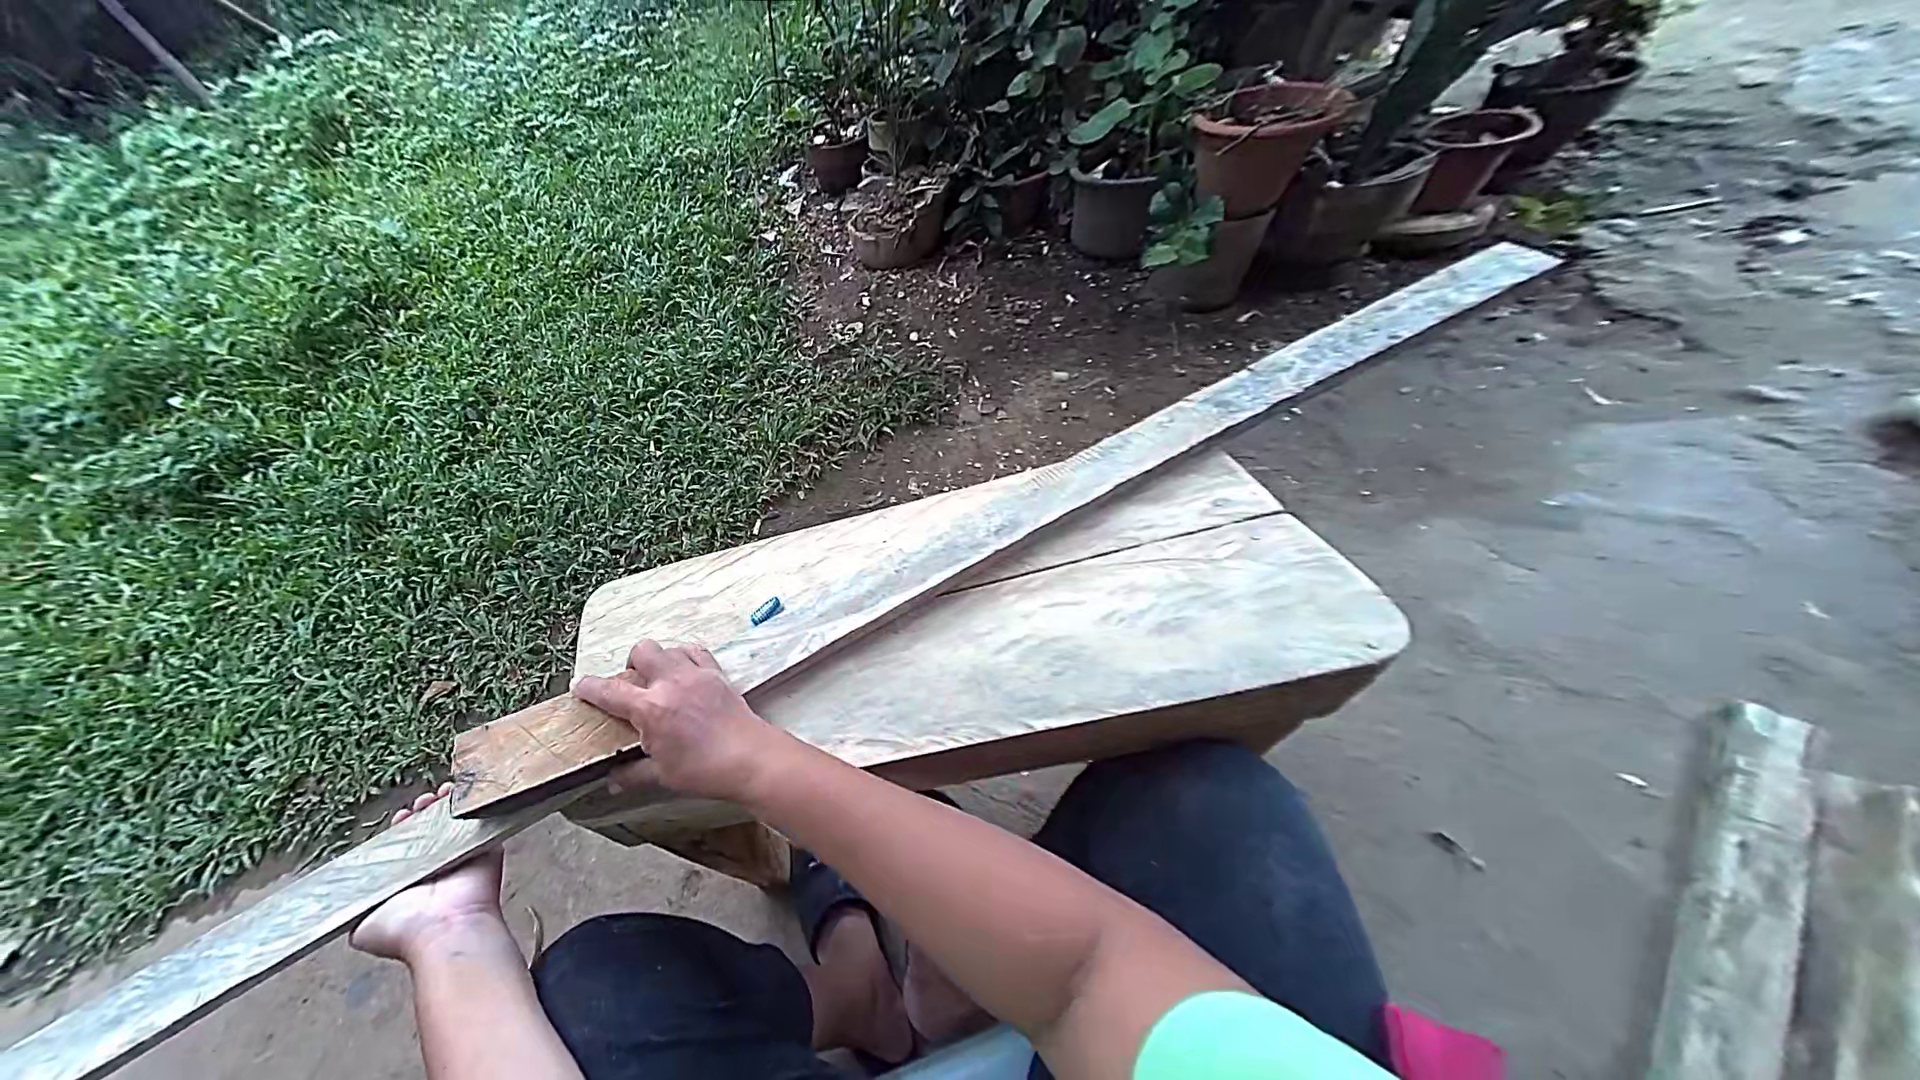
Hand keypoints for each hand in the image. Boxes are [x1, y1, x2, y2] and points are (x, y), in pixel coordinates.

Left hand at [351, 783, 507, 965]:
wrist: (446, 926)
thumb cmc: (405, 929)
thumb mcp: (361, 924)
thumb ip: (354, 906)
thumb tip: (339, 897)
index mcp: (410, 878)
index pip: (406, 845)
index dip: (402, 827)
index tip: (402, 815)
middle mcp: (437, 864)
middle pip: (432, 829)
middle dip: (425, 812)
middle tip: (422, 801)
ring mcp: (465, 854)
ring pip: (457, 822)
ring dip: (449, 805)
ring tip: (440, 792)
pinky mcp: (488, 846)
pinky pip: (484, 820)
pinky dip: (478, 806)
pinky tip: (468, 793)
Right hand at [573, 639, 788, 801]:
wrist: (750, 758)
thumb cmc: (706, 769)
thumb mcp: (661, 774)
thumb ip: (632, 773)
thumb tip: (614, 778)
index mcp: (650, 708)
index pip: (610, 690)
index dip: (590, 687)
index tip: (581, 687)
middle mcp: (672, 683)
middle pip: (642, 651)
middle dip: (630, 663)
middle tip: (631, 684)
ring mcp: (697, 675)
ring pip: (670, 648)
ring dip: (660, 659)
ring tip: (659, 680)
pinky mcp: (718, 675)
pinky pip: (698, 652)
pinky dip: (686, 656)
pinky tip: (685, 672)